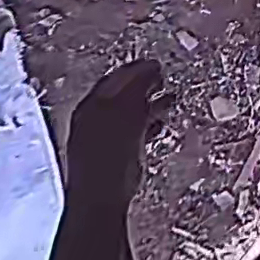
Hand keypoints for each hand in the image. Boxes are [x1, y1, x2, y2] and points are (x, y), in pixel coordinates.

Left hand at [64, 59, 168, 201]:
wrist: (103, 195)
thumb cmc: (112, 148)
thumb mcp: (129, 107)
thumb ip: (140, 84)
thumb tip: (151, 68)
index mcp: (90, 105)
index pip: (117, 77)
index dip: (138, 68)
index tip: (157, 64)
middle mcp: (92, 120)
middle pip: (123, 93)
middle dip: (145, 85)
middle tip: (163, 78)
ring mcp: (102, 138)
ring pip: (130, 112)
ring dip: (150, 104)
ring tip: (168, 99)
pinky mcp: (115, 154)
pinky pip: (134, 130)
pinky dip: (148, 124)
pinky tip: (159, 124)